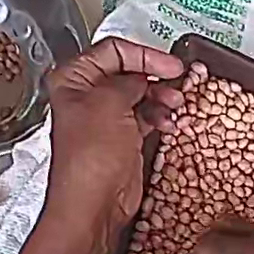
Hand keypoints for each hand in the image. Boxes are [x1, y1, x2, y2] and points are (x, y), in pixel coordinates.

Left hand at [45, 38, 186, 221]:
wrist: (95, 201)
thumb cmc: (92, 156)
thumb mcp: (110, 104)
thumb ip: (129, 81)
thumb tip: (143, 76)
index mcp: (75, 80)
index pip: (114, 52)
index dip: (145, 55)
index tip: (171, 64)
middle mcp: (89, 96)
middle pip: (129, 74)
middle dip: (156, 78)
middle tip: (178, 84)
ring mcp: (108, 119)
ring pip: (141, 97)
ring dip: (162, 99)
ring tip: (177, 107)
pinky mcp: (124, 139)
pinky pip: (147, 119)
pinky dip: (161, 117)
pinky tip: (171, 122)